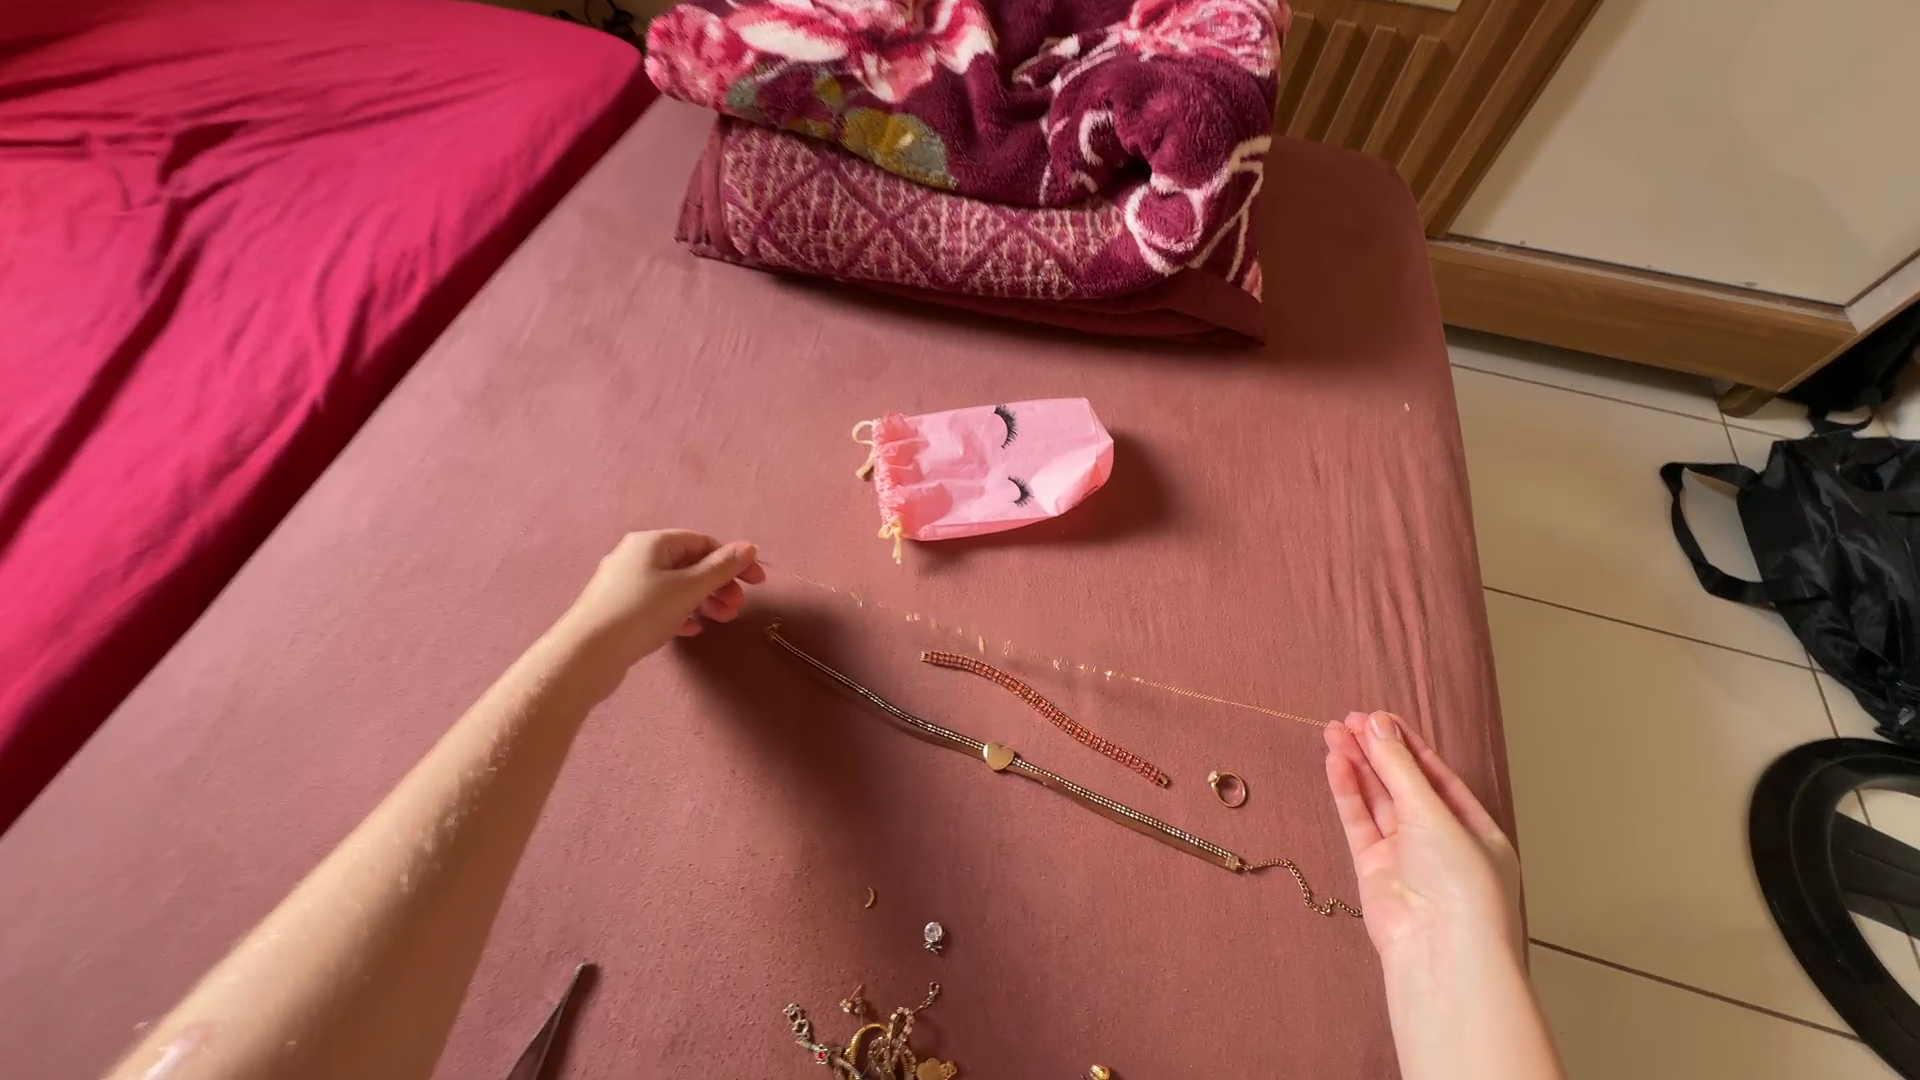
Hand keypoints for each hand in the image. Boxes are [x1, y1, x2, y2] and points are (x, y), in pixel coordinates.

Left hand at [555, 530, 766, 668]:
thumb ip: (722, 567)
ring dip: (704, 601)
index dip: (733, 561)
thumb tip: (750, 547)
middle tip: (737, 607)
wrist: (587, 654)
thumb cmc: (642, 612)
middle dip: (719, 585)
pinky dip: (681, 613)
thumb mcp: (689, 588)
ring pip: (676, 586)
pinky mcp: (620, 609)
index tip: (757, 583)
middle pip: (690, 565)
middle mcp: (637, 556)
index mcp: (652, 542)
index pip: (703, 543)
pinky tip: (692, 630)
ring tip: (720, 622)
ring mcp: (625, 583)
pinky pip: (659, 604)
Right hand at [1324, 711, 1522, 966]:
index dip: (1407, 745)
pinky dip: (1346, 789)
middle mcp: (1439, 839)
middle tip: (1349, 719)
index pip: (1437, 776)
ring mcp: (1404, 852)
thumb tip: (1376, 725)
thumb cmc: (1460, 884)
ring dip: (1356, 764)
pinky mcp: (1372, 864)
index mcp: (1473, 829)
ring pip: (1376, 798)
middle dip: (1376, 750)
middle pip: (1402, 784)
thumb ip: (1399, 768)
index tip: (1379, 717)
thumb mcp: (1434, 813)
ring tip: (1333, 731)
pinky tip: (1334, 761)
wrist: (1439, 947)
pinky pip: (1358, 819)